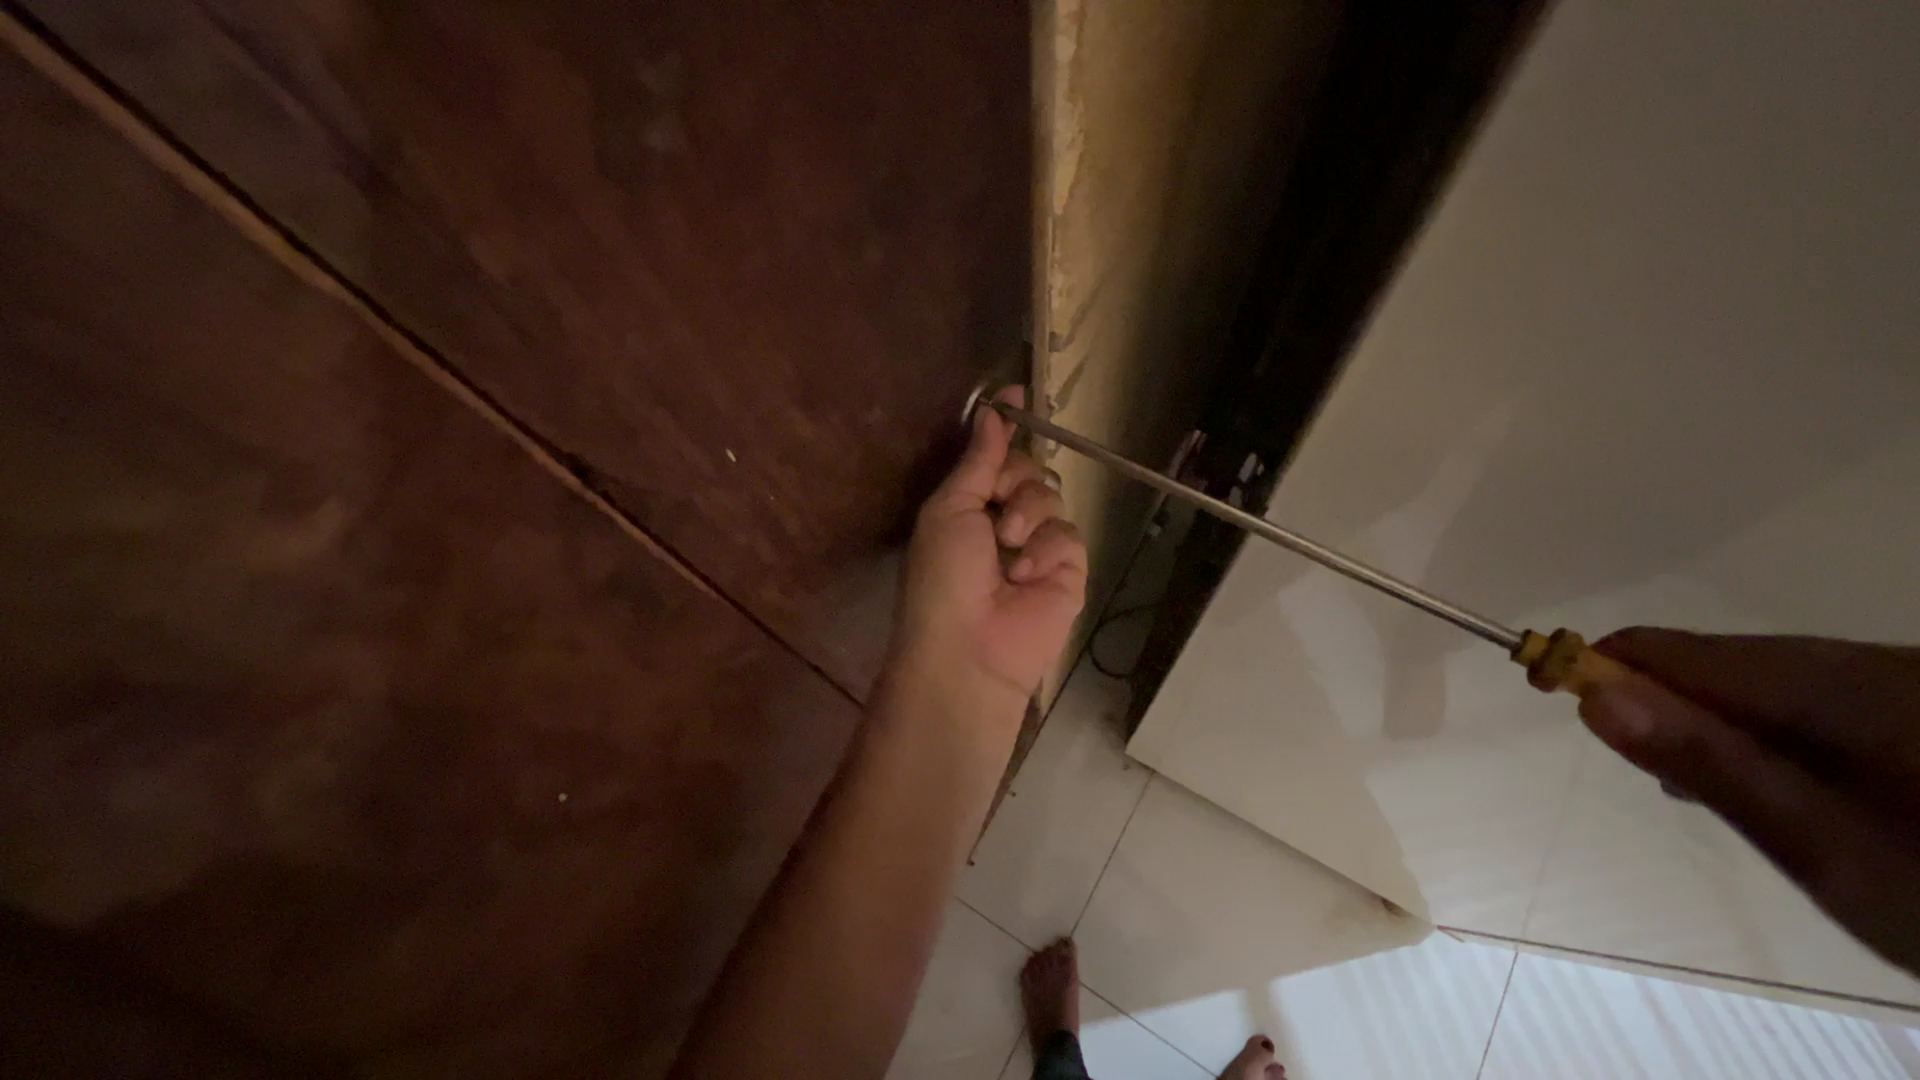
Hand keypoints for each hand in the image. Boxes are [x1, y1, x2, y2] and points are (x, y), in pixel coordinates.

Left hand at [890, 387, 1087, 703]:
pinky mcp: (1067, 570)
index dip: (1005, 429)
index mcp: (968, 506)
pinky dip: (1046, 549)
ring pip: (1051, 496)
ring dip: (1027, 516)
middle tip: (997, 511)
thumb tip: (992, 411)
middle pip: (1028, 469)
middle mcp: (1003, 521)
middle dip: (1014, 480)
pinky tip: (1026, 576)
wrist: (969, 647)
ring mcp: (1038, 546)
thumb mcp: (950, 510)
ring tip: (1008, 550)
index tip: (1016, 395)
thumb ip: (977, 462)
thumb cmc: (944, 576)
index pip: (994, 457)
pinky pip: (1069, 533)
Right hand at [1580, 628, 1919, 975]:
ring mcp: (1903, 677)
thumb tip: (1591, 696)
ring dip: (1721, 723)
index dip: (1599, 666)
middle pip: (1720, 660)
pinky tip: (1793, 780)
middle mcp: (1870, 661)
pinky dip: (1775, 728)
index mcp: (1836, 687)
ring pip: (1766, 675)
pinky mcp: (1918, 698)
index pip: (1670, 649)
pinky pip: (1814, 691)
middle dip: (1668, 706)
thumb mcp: (1823, 851)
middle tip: (1666, 782)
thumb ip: (1709, 766)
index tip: (1554, 697)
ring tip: (1731, 794)